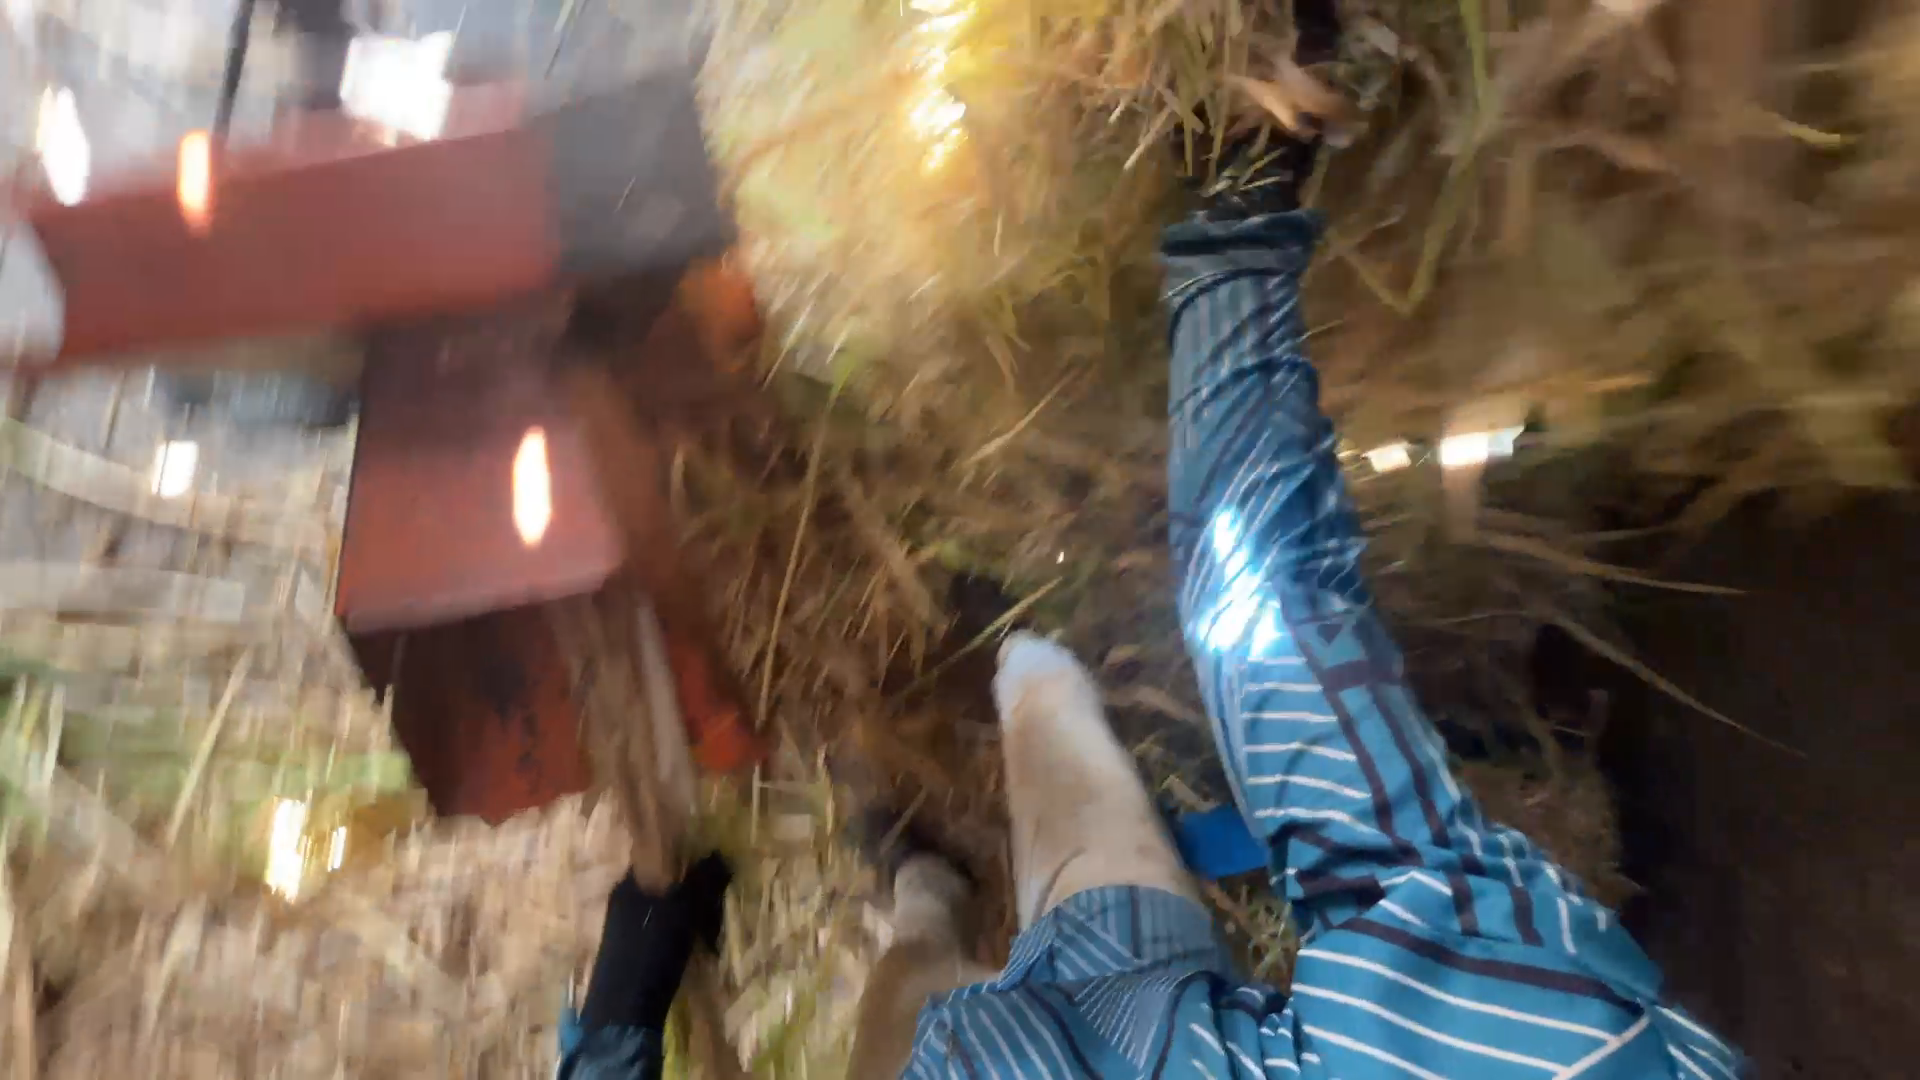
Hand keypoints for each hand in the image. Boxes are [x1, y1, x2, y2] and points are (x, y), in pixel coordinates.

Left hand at [579, 853, 731, 1031]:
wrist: (623, 1017)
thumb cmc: (651, 953)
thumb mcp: (684, 912)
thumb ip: (703, 881)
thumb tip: (720, 853)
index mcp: (628, 884)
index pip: (660, 854)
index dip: (687, 854)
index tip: (712, 860)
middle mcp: (623, 900)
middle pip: (666, 881)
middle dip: (694, 886)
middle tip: (717, 895)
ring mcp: (624, 926)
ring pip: (666, 905)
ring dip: (691, 909)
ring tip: (712, 924)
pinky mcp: (630, 949)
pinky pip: (661, 926)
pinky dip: (681, 928)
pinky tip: (697, 942)